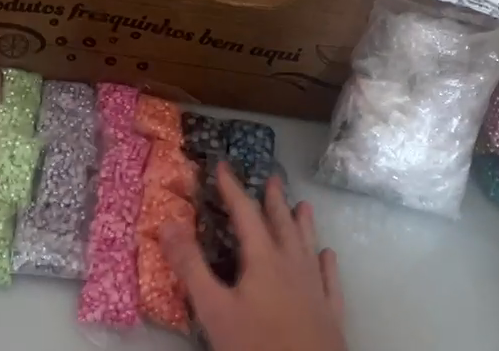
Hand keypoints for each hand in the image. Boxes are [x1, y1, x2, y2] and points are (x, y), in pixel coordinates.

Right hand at [162, 165, 347, 350]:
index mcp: (263, 260)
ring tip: (303, 205)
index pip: (245, 214)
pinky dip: (328, 264)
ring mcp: (315, 290)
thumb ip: (190, 266)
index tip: (223, 166)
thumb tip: (168, 223)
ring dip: (303, 224)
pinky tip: (329, 256)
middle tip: (273, 178)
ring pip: (308, 247)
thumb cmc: (256, 346)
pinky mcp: (331, 315)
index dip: (232, 189)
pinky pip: (330, 281)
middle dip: (273, 201)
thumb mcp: (213, 309)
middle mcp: (292, 267)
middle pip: (281, 225)